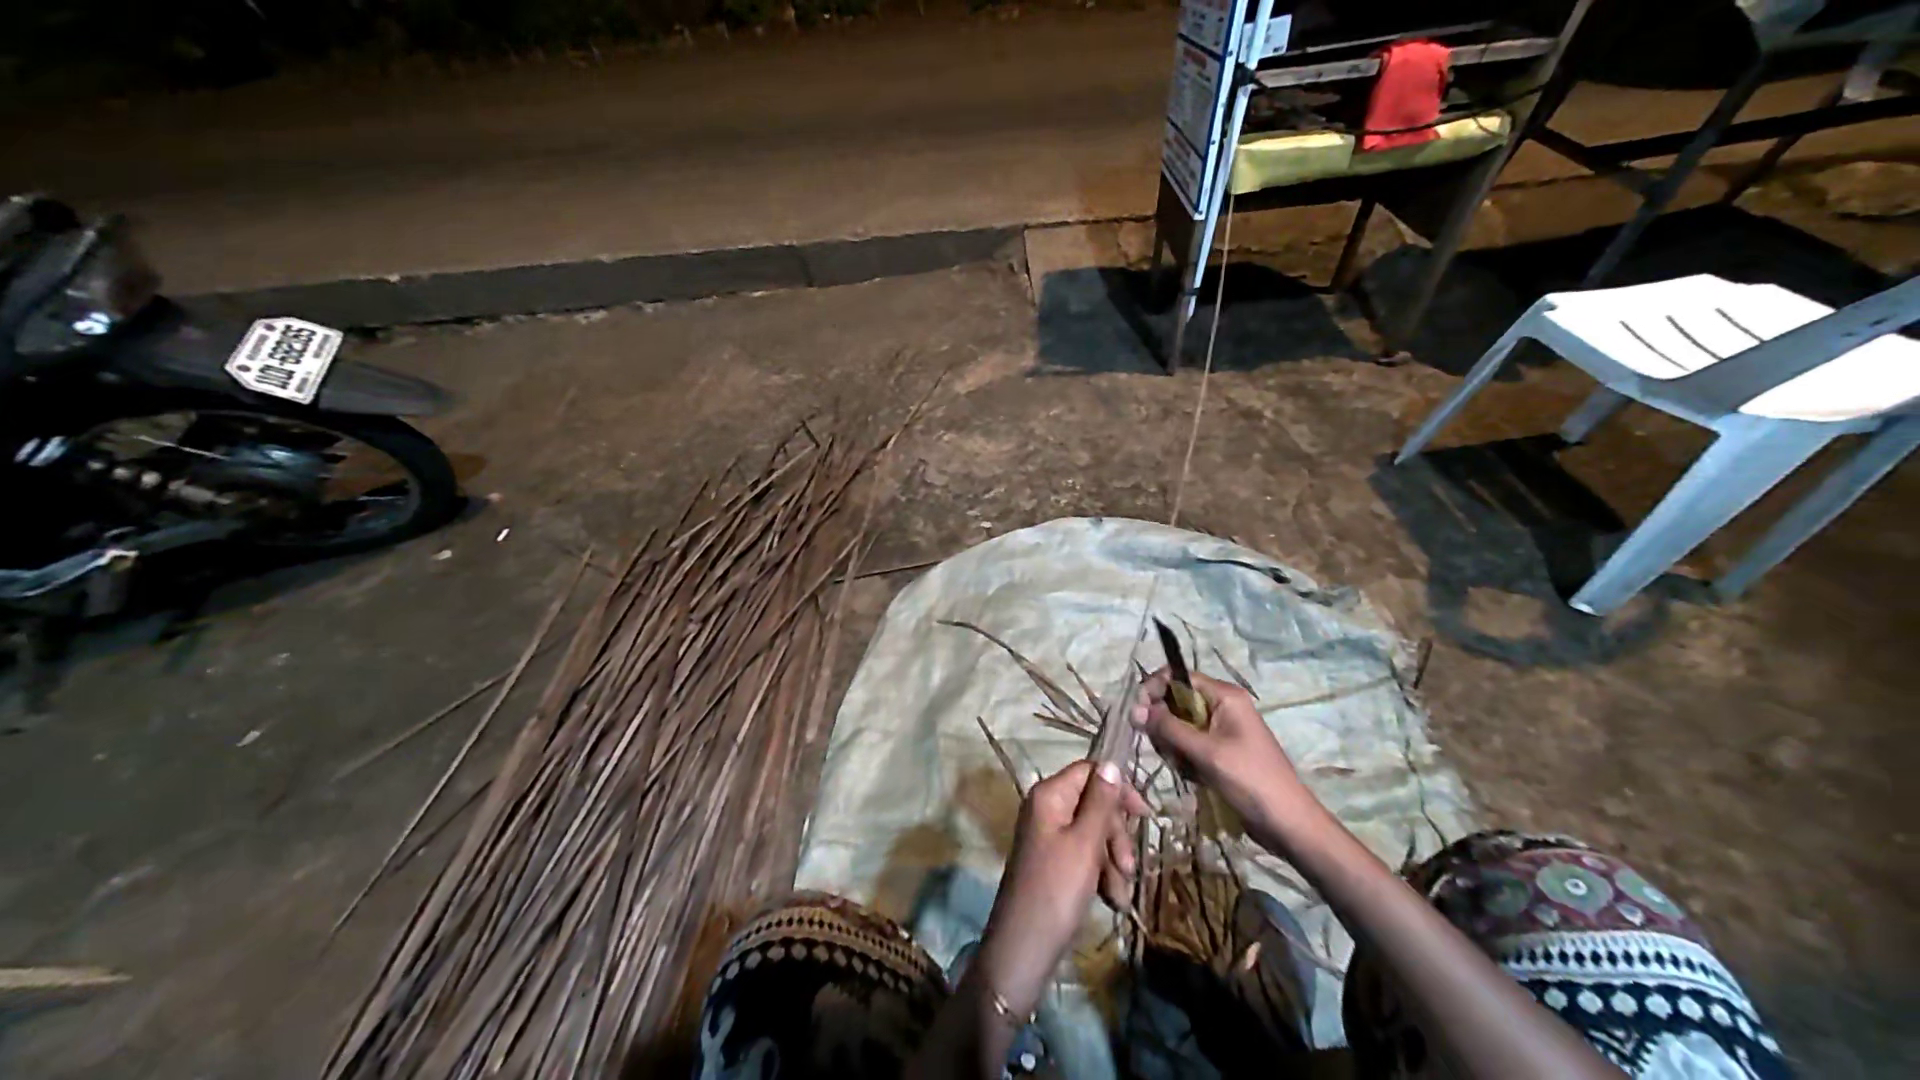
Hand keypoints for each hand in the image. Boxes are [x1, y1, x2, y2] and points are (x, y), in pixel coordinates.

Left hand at [973, 760, 1148, 1015]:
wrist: (1024, 946)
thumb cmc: (1056, 890)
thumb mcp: (1085, 843)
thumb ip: (1100, 802)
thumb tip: (1111, 764)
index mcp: (1049, 795)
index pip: (1089, 771)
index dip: (1119, 789)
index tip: (1145, 815)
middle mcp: (1046, 808)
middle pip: (1095, 804)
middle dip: (1116, 835)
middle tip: (1127, 867)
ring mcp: (1049, 836)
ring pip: (1094, 833)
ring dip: (1112, 861)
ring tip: (1119, 894)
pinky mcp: (1054, 861)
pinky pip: (1085, 855)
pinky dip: (1101, 874)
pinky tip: (1112, 900)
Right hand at [1135, 668, 1320, 850]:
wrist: (1287, 823)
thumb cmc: (1250, 781)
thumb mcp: (1206, 752)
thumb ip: (1169, 728)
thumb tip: (1135, 709)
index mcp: (1225, 696)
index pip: (1178, 676)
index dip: (1154, 689)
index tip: (1138, 714)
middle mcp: (1222, 706)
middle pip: (1175, 700)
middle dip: (1163, 722)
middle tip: (1163, 748)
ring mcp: (1221, 729)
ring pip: (1179, 724)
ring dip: (1173, 744)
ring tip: (1184, 767)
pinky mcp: (1219, 750)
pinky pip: (1188, 743)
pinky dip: (1184, 757)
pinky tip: (1192, 776)